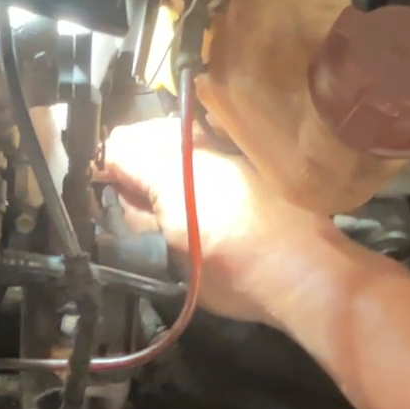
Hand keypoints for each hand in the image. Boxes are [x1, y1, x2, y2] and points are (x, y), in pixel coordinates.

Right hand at [102, 119, 343, 325]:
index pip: (117, 147)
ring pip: (174, 136)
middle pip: (143, 134)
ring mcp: (225, 146)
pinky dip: (188, 161)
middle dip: (130, 161)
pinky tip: (195, 192)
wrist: (306, 272)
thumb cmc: (235, 274)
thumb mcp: (171, 256)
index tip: (103, 192)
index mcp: (171, 171)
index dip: (103, 169)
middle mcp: (197, 146)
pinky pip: (203, 144)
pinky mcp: (248, 155)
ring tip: (163, 198)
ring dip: (159, 160)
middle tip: (131, 198)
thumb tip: (119, 198)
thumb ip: (139, 218)